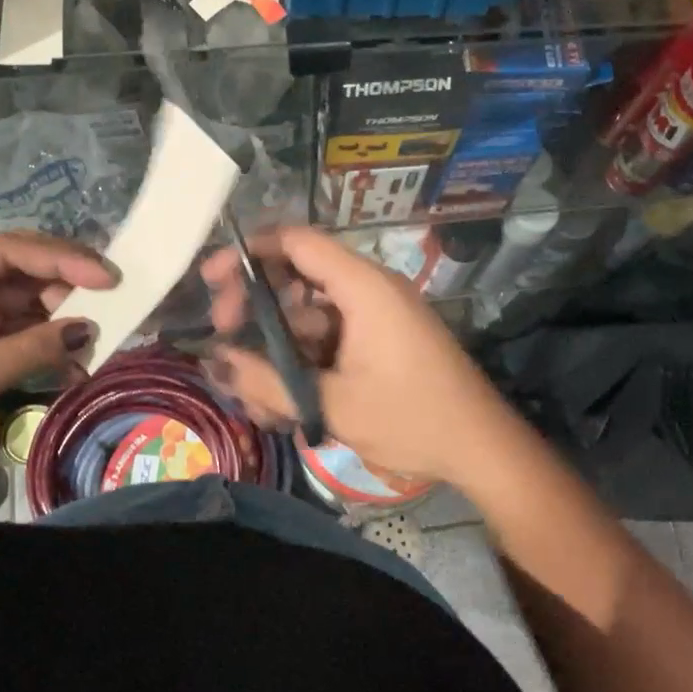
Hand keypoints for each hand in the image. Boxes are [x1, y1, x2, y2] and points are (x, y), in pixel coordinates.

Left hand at [0, 232, 113, 484]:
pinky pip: (14, 334)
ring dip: (60, 318)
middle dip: (65, 285)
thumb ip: (25, 351)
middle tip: (114, 304)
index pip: (3, 251)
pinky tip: (73, 361)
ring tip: (99, 337)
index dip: (59, 258)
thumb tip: (87, 331)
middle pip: (17, 271)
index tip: (107, 278)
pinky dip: (44, 345)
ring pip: (21, 303)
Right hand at [201, 226, 517, 483]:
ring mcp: (376, 318)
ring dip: (278, 355)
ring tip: (258, 405)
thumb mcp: (334, 405)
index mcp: (364, 288)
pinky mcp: (381, 344)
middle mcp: (369, 292)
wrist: (480, 448)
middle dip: (256, 314)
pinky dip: (305, 367)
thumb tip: (220, 362)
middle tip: (227, 348)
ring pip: (309, 321)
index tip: (212, 281)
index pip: (297, 242)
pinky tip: (284, 409)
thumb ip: (271, 382)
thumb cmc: (412, 420)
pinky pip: (331, 343)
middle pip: (298, 281)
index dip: (249, 253)